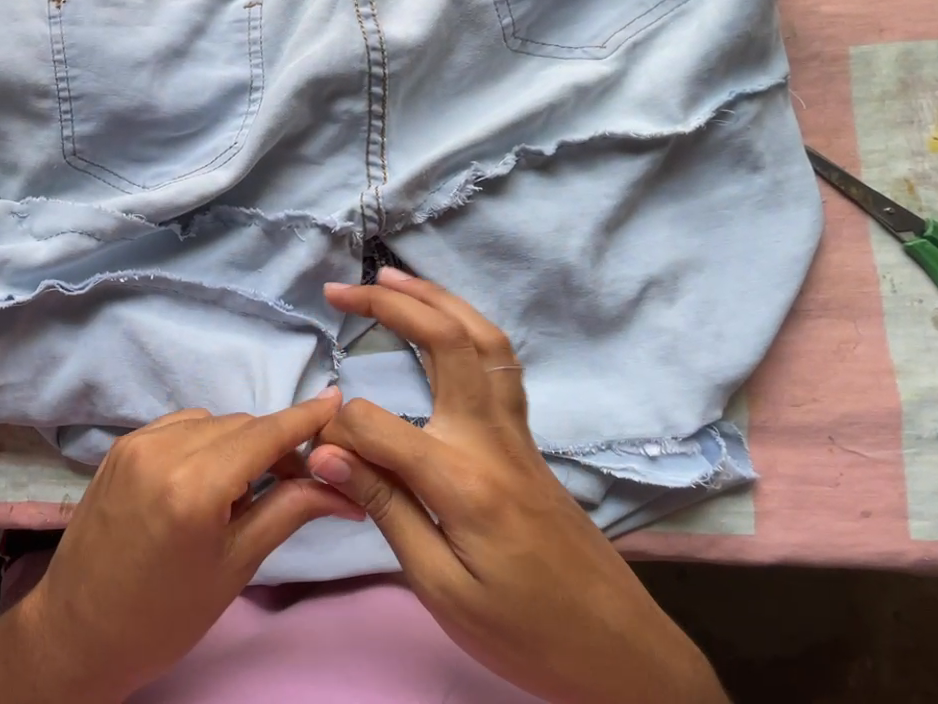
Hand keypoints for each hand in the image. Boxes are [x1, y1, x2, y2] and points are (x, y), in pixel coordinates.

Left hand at [17, 391, 358, 700]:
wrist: (81, 628)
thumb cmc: (166, 613)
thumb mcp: (236, 566)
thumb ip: (287, 512)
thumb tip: (341, 489)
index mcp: (193, 484)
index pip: (262, 434)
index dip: (303, 417)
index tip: (337, 401)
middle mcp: (162, 449)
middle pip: (238, 426)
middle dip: (275, 444)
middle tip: (302, 479)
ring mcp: (135, 443)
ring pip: (208, 422)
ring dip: (238, 443)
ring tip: (248, 490)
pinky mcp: (119, 447)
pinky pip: (177, 427)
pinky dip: (204, 442)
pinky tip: (209, 479)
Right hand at [307, 271, 727, 703]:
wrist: (625, 660)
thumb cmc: (525, 635)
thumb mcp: (441, 588)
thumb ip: (384, 508)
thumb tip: (324, 452)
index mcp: (464, 480)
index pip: (374, 425)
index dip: (334, 431)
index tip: (311, 452)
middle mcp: (493, 440)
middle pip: (447, 343)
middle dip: (391, 307)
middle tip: (340, 291)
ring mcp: (517, 436)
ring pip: (484, 342)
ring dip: (437, 300)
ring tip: (392, 277)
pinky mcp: (526, 443)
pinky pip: (497, 365)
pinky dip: (464, 327)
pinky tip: (441, 325)